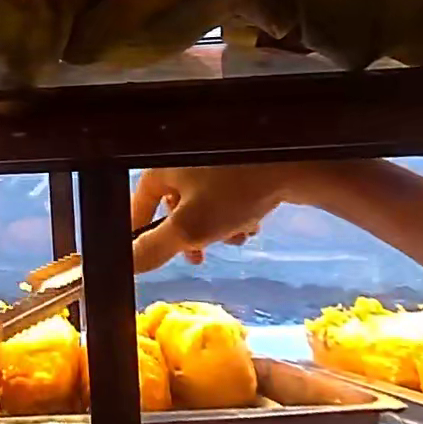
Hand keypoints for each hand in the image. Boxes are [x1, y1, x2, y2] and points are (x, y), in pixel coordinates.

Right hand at [131, 163, 374, 272]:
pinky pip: (225, 195)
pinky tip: (250, 222)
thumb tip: (127, 264)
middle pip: (173, 207)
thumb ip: (153, 248)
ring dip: (215, 228)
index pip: (137, 204)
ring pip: (202, 204)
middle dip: (188, 235)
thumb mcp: (188, 229)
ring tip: (234, 237)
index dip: (139, 232)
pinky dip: (233, 212)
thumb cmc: (233, 194)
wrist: (295, 166)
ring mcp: (212, 160)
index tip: (145, 255)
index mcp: (161, 167)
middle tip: (198, 256)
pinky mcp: (239, 163)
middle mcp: (181, 159)